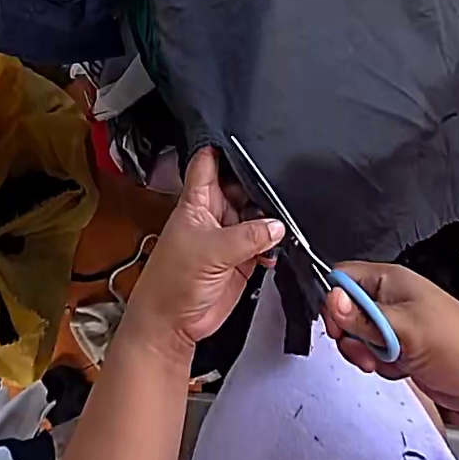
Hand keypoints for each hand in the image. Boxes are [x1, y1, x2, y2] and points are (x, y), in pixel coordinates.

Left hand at [122, 147, 283, 362]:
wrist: (172, 325)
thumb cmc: (172, 284)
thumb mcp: (209, 253)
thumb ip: (247, 236)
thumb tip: (278, 225)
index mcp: (197, 204)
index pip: (208, 164)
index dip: (222, 148)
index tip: (245, 134)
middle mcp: (214, 215)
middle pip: (240, 187)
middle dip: (260, 184)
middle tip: (283, 182)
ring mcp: (229, 236)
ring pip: (256, 214)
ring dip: (271, 216)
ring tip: (287, 215)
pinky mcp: (242, 258)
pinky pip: (265, 242)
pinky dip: (275, 243)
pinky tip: (280, 246)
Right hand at [321, 262, 458, 413]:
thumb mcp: (405, 330)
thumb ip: (365, 317)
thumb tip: (332, 300)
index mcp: (392, 280)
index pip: (344, 278)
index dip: (334, 302)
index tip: (338, 326)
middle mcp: (392, 299)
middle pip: (347, 310)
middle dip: (351, 334)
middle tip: (368, 348)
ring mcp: (397, 324)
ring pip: (359, 336)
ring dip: (367, 353)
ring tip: (389, 360)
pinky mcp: (402, 347)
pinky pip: (374, 354)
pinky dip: (381, 365)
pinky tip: (400, 367)